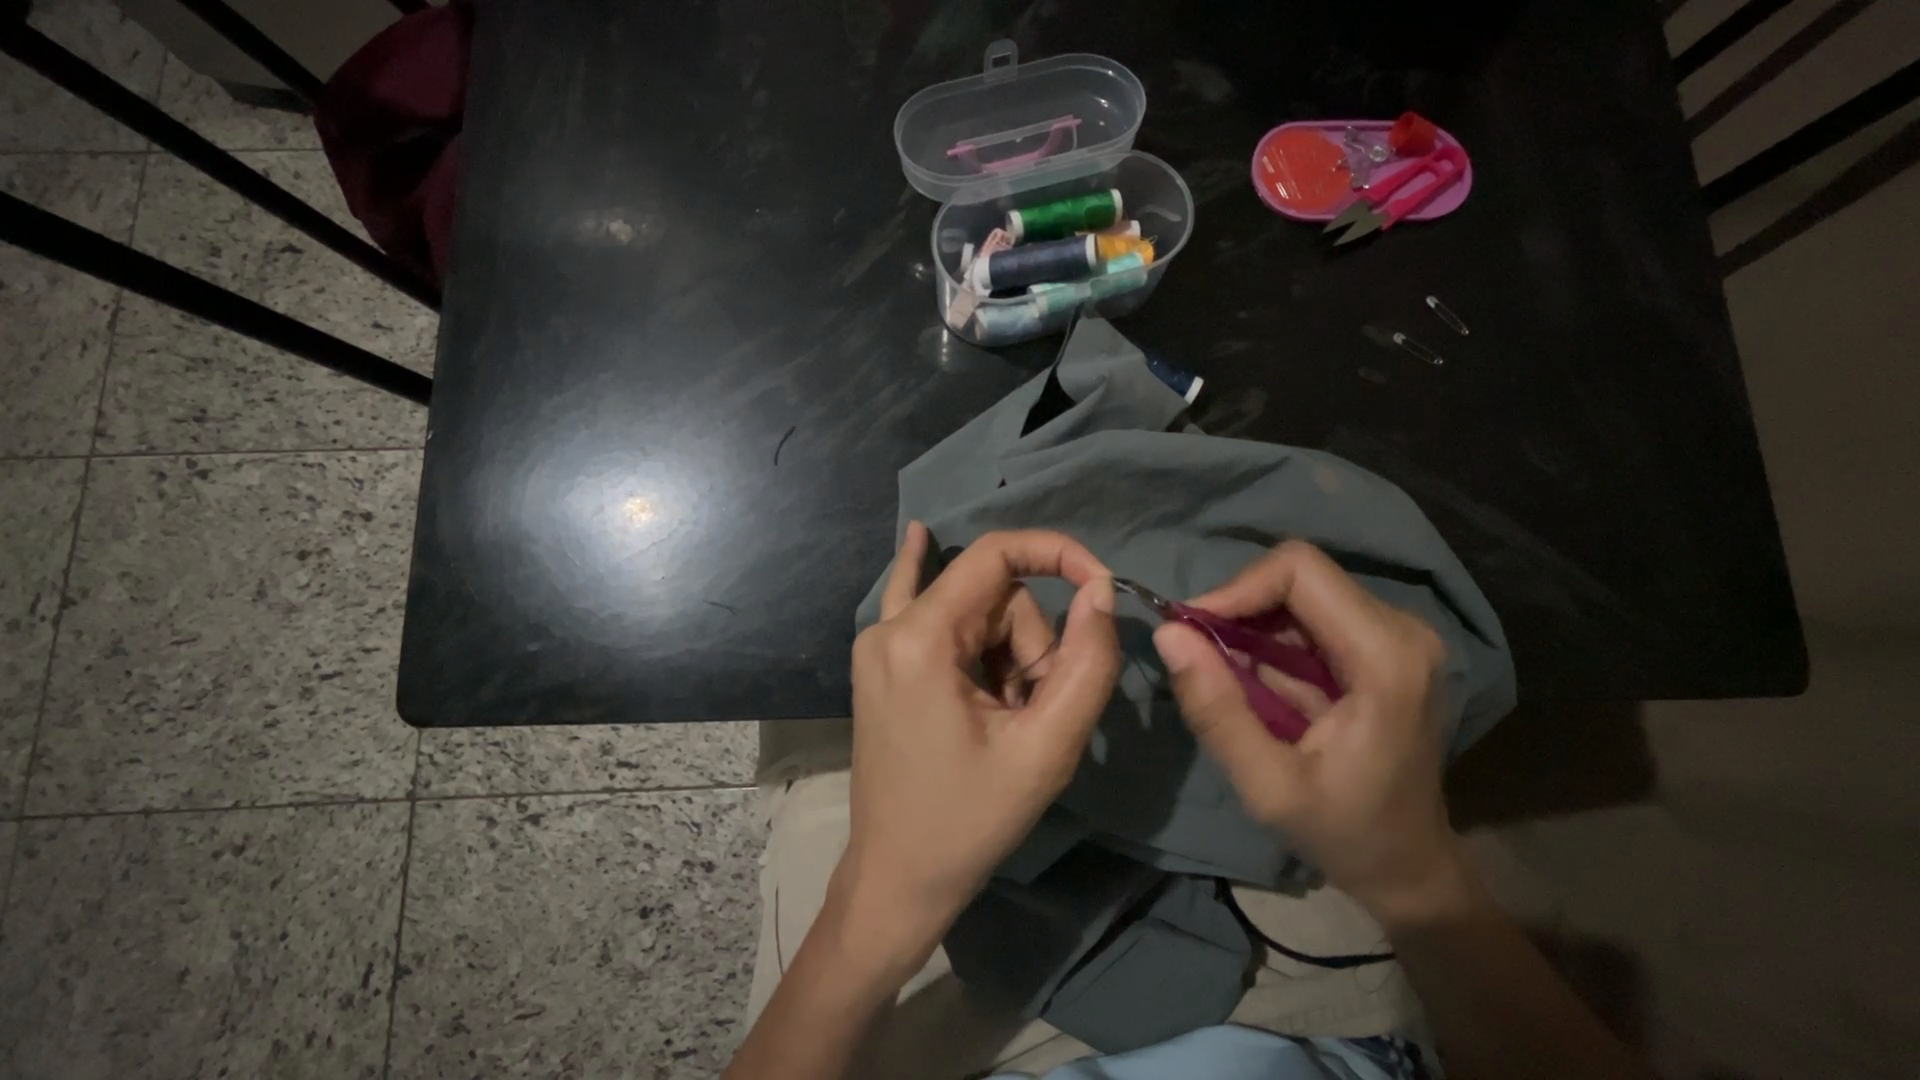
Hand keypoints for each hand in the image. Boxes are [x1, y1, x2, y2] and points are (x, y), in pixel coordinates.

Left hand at [836, 524, 1120, 952]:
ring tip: (1005, 719)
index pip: (997, 554)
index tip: (1101, 587)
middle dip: (1031, 642)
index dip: (1057, 555)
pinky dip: (931, 578)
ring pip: (973, 612)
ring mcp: (877, 645)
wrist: (898, 877)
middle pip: (992, 594)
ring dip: (1007, 655)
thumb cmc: (970, 820)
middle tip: (1034, 710)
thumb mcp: (1046, 748)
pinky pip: (917, 605)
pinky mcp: (882, 664)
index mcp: (919, 640)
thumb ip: (1086, 664)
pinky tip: (920, 536)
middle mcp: (888, 629)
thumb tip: (1099, 591)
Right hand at [1152, 541, 1466, 923]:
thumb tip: (1166, 634)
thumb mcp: (1267, 786)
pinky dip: (1269, 642)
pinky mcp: (1382, 646)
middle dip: (1238, 609)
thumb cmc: (1344, 832)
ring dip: (1250, 628)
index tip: (1191, 631)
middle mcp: (1401, 629)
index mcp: (1386, 657)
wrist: (1408, 866)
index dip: (1236, 589)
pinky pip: (1309, 617)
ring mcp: (1396, 635)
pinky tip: (1256, 689)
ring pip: (1299, 593)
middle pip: (1298, 577)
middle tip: (1197, 655)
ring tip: (1225, 681)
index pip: (1299, 570)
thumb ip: (1215, 709)